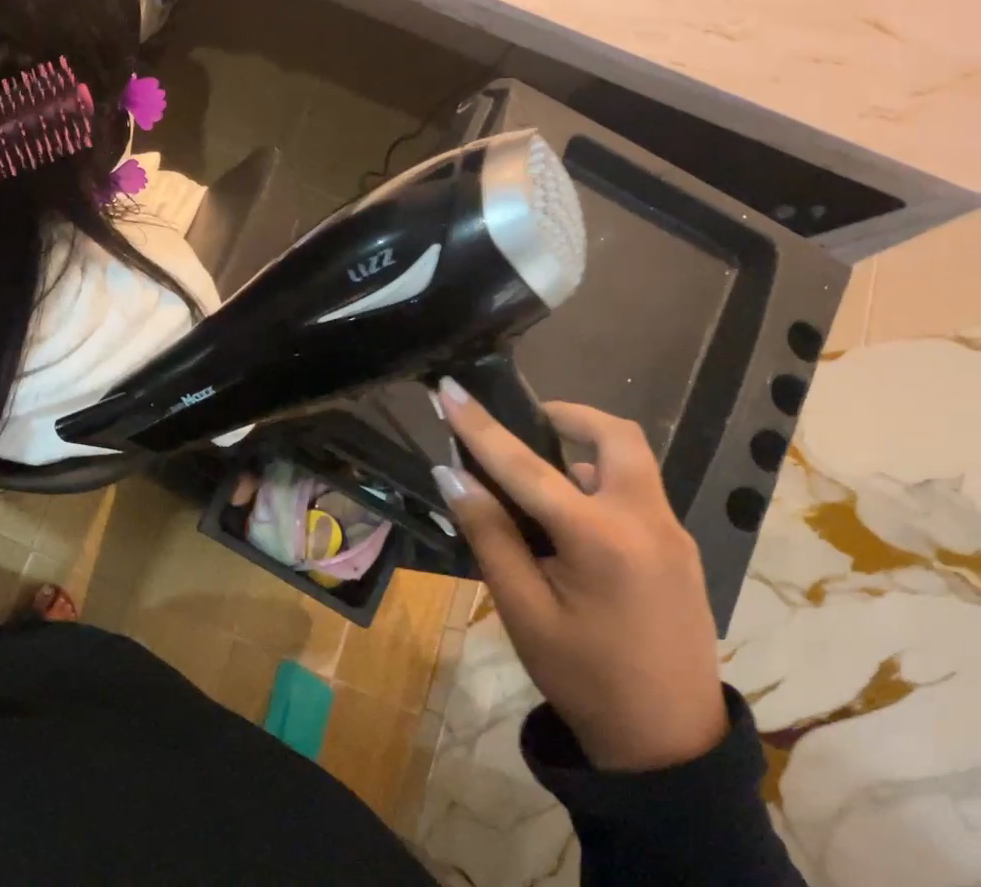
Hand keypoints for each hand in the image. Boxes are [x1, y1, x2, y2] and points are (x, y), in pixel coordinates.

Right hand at [431, 380, 726, 771]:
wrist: (667, 739)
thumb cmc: (582, 674)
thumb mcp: (521, 607)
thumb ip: (490, 534)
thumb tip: (453, 476)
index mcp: (602, 537)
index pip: (526, 466)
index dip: (480, 426)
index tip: (449, 389)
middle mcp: (647, 522)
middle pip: (617, 438)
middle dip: (569, 416)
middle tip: (524, 420)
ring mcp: (672, 535)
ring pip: (632, 464)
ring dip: (583, 451)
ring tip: (532, 478)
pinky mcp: (679, 553)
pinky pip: (638, 495)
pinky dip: (599, 483)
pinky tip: (564, 519)